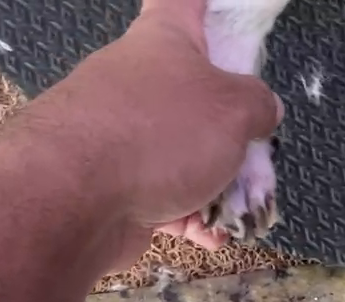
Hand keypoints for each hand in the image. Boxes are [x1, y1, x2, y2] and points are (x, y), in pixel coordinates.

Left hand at [0, 0, 281, 255]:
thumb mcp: (234, 110)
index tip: (229, 19)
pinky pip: (169, 198)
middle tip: (257, 159)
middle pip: (197, 97)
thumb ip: (258, 104)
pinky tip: (209, 235)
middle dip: (233, 133)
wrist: (79, 196)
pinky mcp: (121, 185)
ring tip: (238, 214)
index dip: (211, 6)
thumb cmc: (162, 133)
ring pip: (187, 157)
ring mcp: (128, 134)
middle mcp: (142, 79)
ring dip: (219, 188)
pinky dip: (192, 218)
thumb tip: (265, 106)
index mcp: (166, 39)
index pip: (187, 2)